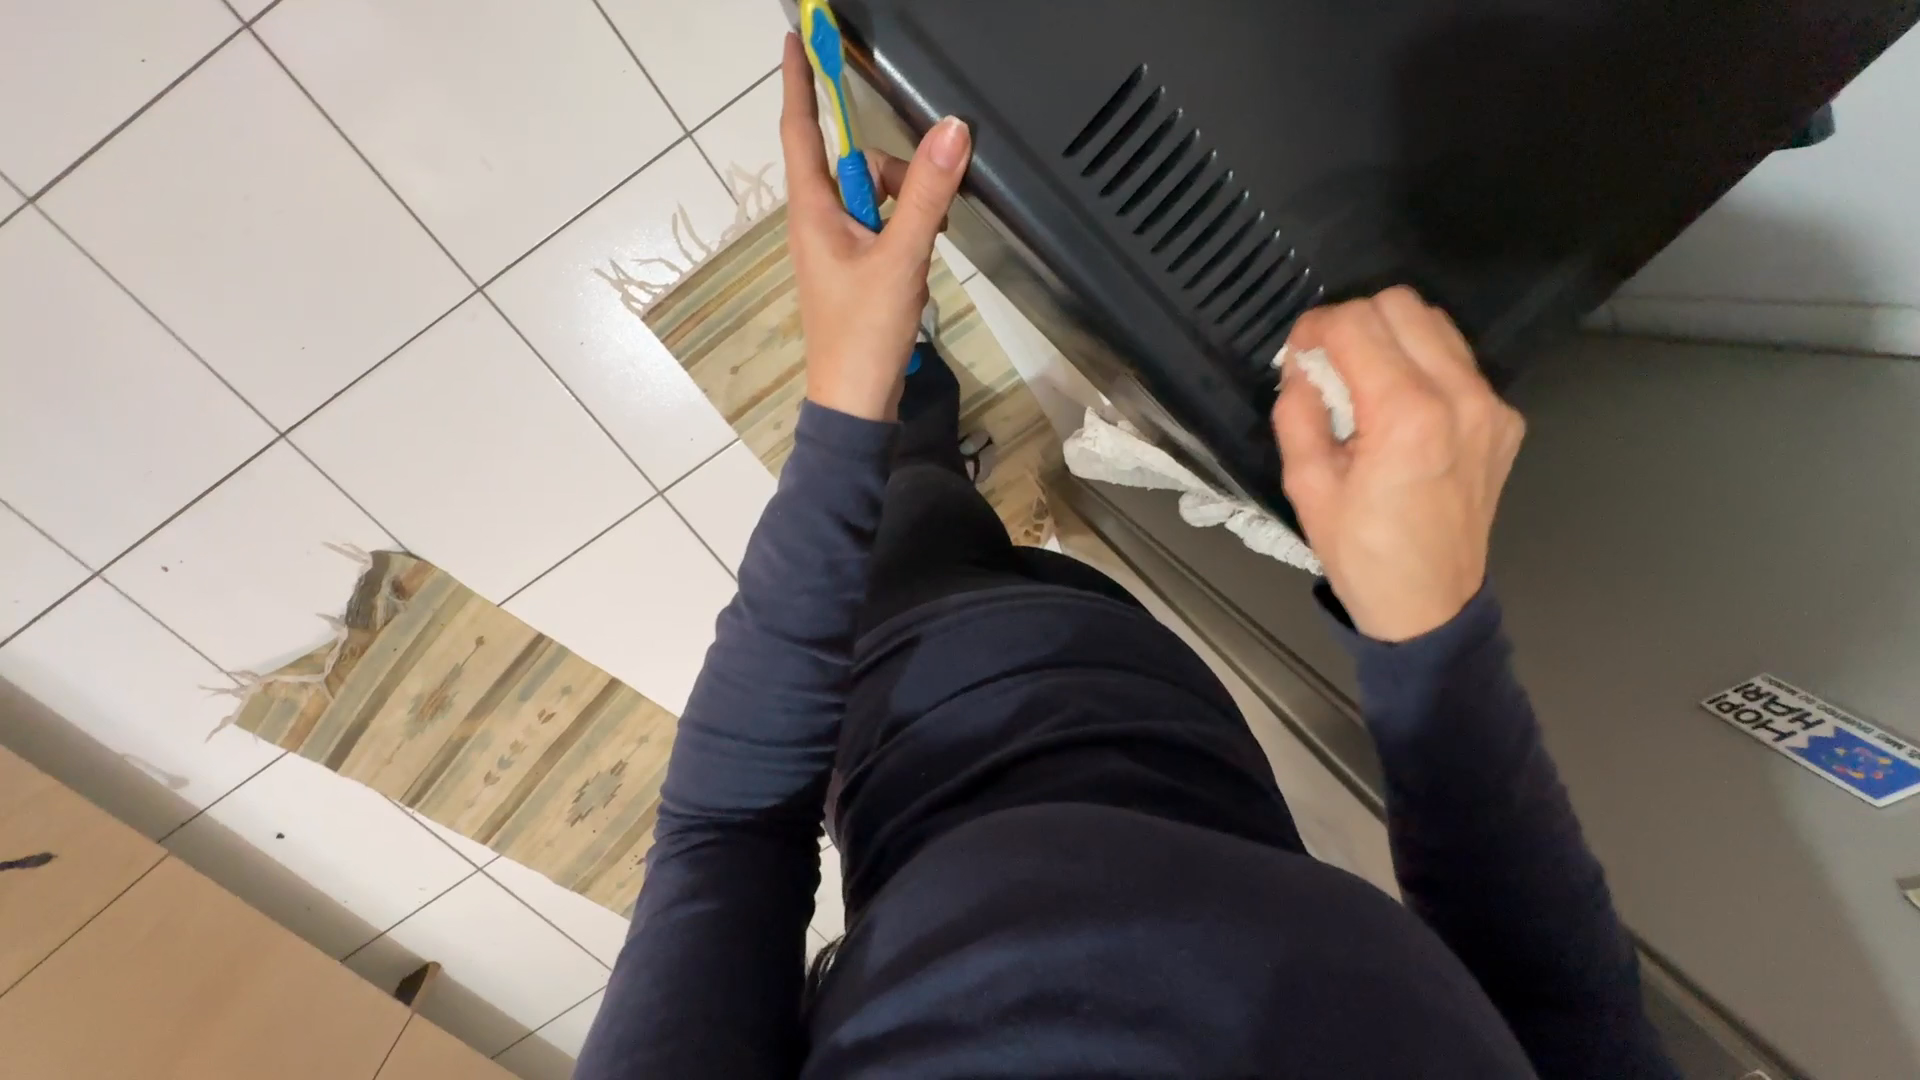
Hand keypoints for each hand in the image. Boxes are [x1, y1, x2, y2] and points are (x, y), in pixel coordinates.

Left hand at [780, 33, 970, 421]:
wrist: (856, 400)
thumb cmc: (865, 331)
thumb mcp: (901, 258)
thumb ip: (926, 194)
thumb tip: (952, 129)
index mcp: (813, 210)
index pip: (801, 129)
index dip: (799, 82)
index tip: (797, 39)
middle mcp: (818, 222)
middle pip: (855, 165)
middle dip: (894, 170)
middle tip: (929, 201)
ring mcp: (836, 249)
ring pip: (875, 199)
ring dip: (908, 207)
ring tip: (930, 242)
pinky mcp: (853, 272)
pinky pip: (881, 230)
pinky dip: (905, 232)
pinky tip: (921, 258)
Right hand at [1272, 287, 1525, 641]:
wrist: (1428, 602)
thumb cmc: (1358, 550)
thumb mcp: (1305, 483)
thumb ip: (1298, 412)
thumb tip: (1303, 369)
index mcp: (1405, 414)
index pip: (1356, 325)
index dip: (1314, 328)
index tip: (1296, 353)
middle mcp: (1459, 395)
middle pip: (1402, 306)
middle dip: (1353, 322)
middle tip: (1325, 362)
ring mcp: (1490, 406)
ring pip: (1436, 324)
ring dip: (1388, 336)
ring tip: (1360, 379)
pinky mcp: (1502, 419)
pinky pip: (1457, 362)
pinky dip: (1419, 364)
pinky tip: (1397, 406)